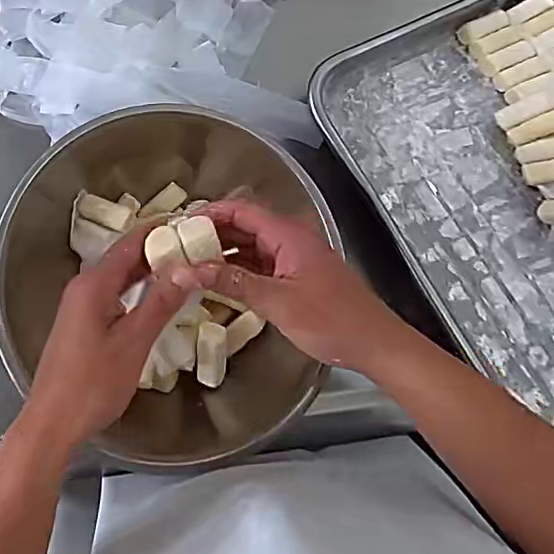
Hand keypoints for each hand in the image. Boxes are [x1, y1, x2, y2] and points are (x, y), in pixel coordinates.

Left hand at [16, 225, 197, 453]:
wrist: (51, 423)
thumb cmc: (91, 385)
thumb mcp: (134, 342)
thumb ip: (161, 302)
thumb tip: (187, 268)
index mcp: (93, 285)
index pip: (130, 244)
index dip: (159, 231)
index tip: (188, 224)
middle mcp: (83, 287)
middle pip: (124, 257)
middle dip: (158, 250)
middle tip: (193, 248)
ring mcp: (79, 305)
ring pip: (118, 276)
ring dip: (147, 271)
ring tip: (182, 269)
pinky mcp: (80, 322)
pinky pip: (112, 293)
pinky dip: (135, 290)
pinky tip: (155, 299)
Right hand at [189, 198, 414, 374]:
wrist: (375, 343)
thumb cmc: (332, 320)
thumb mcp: (276, 301)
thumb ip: (231, 283)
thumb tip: (188, 270)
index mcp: (288, 234)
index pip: (241, 209)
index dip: (210, 212)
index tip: (181, 223)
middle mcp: (290, 239)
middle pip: (244, 225)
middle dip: (211, 233)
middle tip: (179, 245)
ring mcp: (294, 258)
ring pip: (250, 246)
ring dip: (223, 253)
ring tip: (191, 263)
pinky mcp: (296, 276)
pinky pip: (260, 265)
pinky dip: (238, 270)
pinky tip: (217, 283)